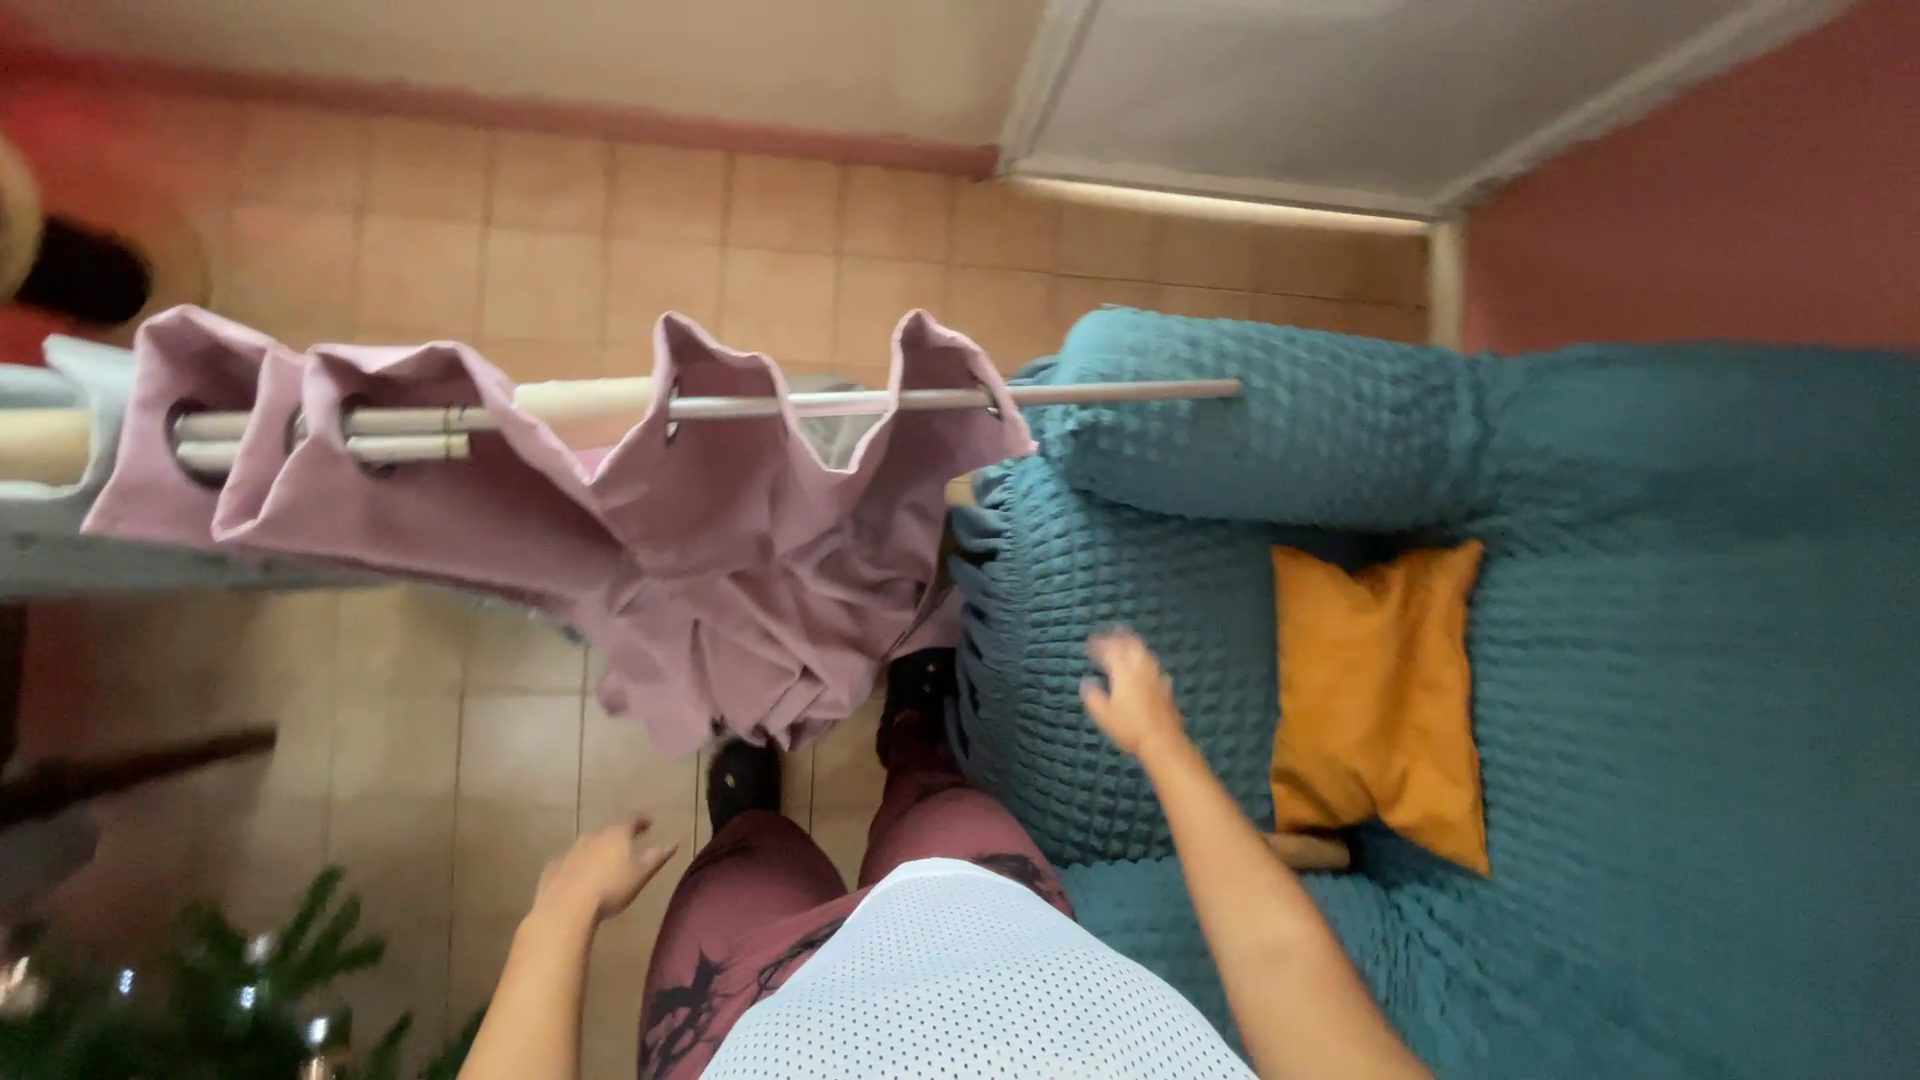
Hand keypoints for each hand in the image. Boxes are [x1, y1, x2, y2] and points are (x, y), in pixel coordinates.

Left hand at [533, 816, 677, 924]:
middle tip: (627, 843)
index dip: (641, 820)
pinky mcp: (552, 869)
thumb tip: (674, 843)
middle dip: (618, 835)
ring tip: (603, 862)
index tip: (649, 824)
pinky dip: (576, 865)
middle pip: (608, 830)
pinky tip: (577, 876)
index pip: (631, 818)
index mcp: (615, 835)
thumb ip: (656, 858)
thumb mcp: (640, 875)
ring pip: (586, 845)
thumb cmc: (609, 890)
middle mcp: (592, 837)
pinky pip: (568, 862)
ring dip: (596, 849)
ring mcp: (569, 852)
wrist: (564, 910)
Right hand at [1082, 627, 1187, 759]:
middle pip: (1131, 644)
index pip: (1109, 651)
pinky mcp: (1166, 687)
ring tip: (1127, 643)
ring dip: (1134, 645)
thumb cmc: (1129, 728)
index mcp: (1123, 672)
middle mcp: (1141, 669)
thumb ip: (1092, 695)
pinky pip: (1155, 666)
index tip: (1088, 643)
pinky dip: (1146, 661)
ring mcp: (1156, 677)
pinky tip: (1146, 667)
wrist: (1162, 741)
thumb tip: (1086, 681)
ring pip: (1145, 653)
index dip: (1098, 644)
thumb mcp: (1103, 714)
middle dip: (1120, 636)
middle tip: (1111, 631)